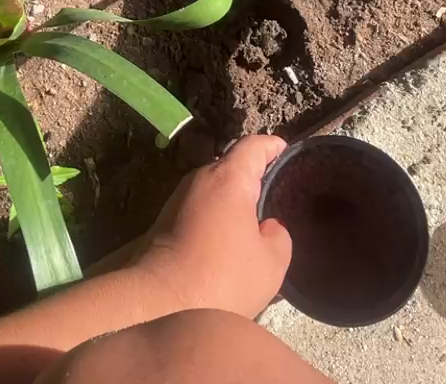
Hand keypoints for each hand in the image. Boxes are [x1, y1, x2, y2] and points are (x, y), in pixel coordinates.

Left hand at [125, 135, 291, 317]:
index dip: (272, 146)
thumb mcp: (271, 263)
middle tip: (275, 191)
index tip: (285, 150)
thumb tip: (269, 227)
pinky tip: (228, 236)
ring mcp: (180, 196)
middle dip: (253, 174)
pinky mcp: (167, 216)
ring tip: (254, 217)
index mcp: (228, 178)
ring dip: (232, 196)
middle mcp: (201, 177)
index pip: (252, 146)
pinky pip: (201, 203)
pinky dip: (217, 211)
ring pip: (214, 186)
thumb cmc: (223, 277)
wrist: (161, 299)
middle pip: (231, 165)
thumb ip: (279, 236)